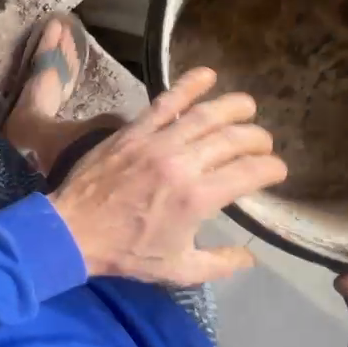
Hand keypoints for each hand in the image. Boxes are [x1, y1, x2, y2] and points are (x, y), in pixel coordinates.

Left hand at [49, 67, 286, 285]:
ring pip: (203, 115)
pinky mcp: (132, 131)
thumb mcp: (178, 270)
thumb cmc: (125, 252)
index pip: (249, 173)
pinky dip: (187, 86)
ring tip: (249, 105)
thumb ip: (219, 264)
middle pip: (232, 139)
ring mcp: (154, 143)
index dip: (271, 169)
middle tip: (264, 143)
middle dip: (257, 138)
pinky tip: (207, 75)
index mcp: (196, 199)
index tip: (276, 170)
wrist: (71, 230)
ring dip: (232, 106)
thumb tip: (250, 256)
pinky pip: (164, 102)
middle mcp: (181, 164)